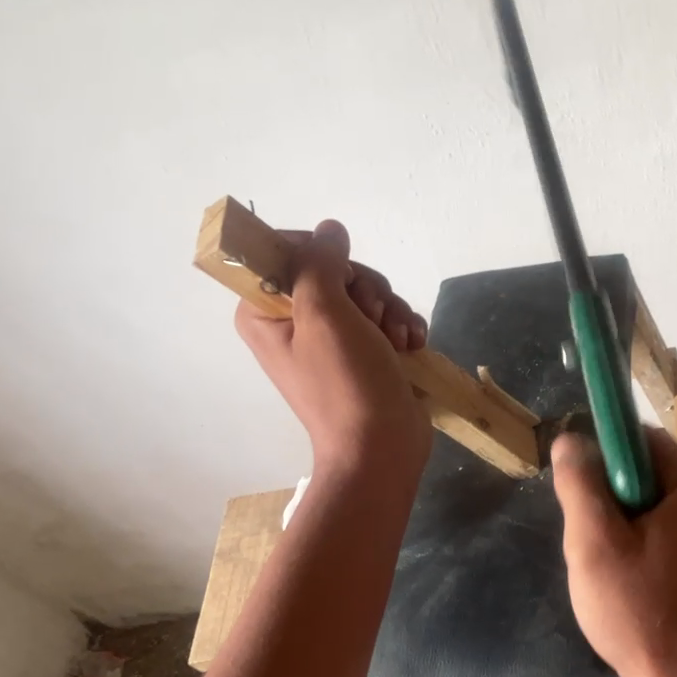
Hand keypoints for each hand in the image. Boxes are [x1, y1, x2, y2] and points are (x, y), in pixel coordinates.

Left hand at [235, 220, 432, 476]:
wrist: (381, 447)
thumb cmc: (345, 384)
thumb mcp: (324, 313)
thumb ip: (319, 262)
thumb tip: (329, 230)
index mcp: (263, 312)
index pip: (283, 252)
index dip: (322, 256)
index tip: (344, 279)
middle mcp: (294, 322)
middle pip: (334, 270)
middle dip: (366, 289)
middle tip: (373, 317)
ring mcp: (334, 340)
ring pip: (367, 293)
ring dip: (391, 310)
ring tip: (397, 340)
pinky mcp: (367, 354)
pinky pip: (387, 318)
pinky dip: (403, 327)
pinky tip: (412, 345)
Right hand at [552, 430, 676, 676]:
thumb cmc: (638, 611)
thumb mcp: (594, 541)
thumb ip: (579, 482)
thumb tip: (569, 438)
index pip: (638, 438)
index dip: (599, 461)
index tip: (578, 499)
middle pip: (644, 469)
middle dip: (609, 499)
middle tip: (594, 543)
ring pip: (649, 501)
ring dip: (619, 524)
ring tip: (609, 565)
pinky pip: (663, 525)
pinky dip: (638, 541)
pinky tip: (627, 576)